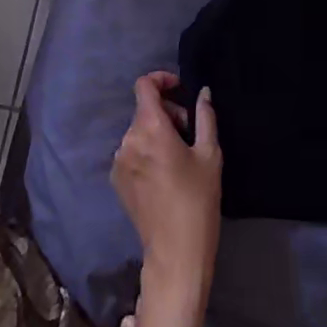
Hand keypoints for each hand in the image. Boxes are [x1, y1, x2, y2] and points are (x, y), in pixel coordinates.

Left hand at [112, 73, 222, 294]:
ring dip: (158, 132)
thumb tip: (203, 93)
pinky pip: (132, 151)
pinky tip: (165, 172)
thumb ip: (205, 117)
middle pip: (145, 110)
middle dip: (168, 112)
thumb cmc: (199, 197)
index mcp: (151, 129)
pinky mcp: (116, 179)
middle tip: (191, 133)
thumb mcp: (210, 154)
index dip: (161, 80)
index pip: (144, 86)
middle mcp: (128, 140)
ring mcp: (118, 161)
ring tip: (180, 156)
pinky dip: (147, 149)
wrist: (175, 247)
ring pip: (139, 131)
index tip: (181, 90)